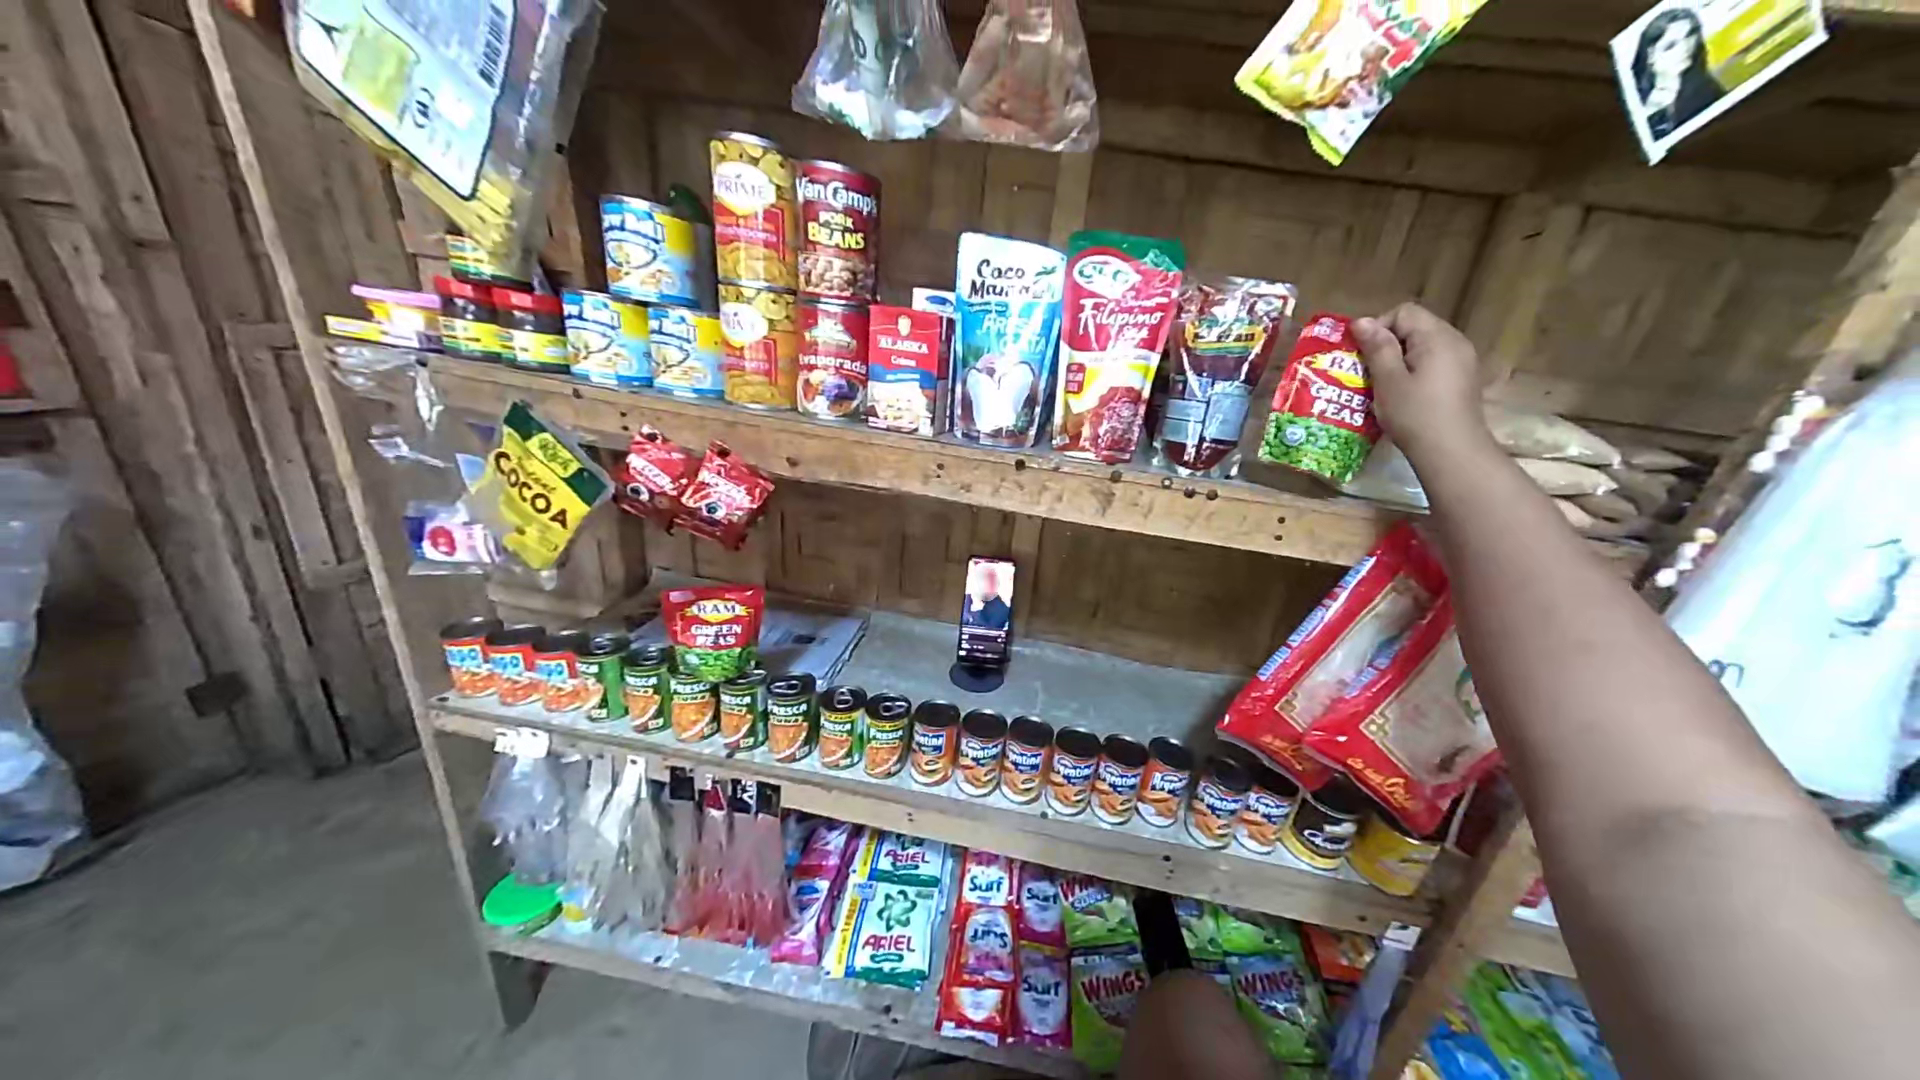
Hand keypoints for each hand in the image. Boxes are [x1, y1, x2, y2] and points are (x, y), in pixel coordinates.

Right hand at [1353, 302, 1493, 466]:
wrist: (1452, 450)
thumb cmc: (1415, 414)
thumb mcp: (1388, 380)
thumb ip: (1377, 347)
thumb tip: (1362, 321)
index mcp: (1437, 337)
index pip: (1404, 312)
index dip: (1378, 327)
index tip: (1362, 354)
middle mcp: (1455, 341)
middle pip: (1415, 326)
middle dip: (1387, 343)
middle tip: (1367, 371)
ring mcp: (1462, 360)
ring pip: (1423, 345)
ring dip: (1398, 358)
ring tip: (1382, 383)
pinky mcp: (1462, 378)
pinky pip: (1433, 361)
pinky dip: (1413, 370)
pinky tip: (1403, 393)